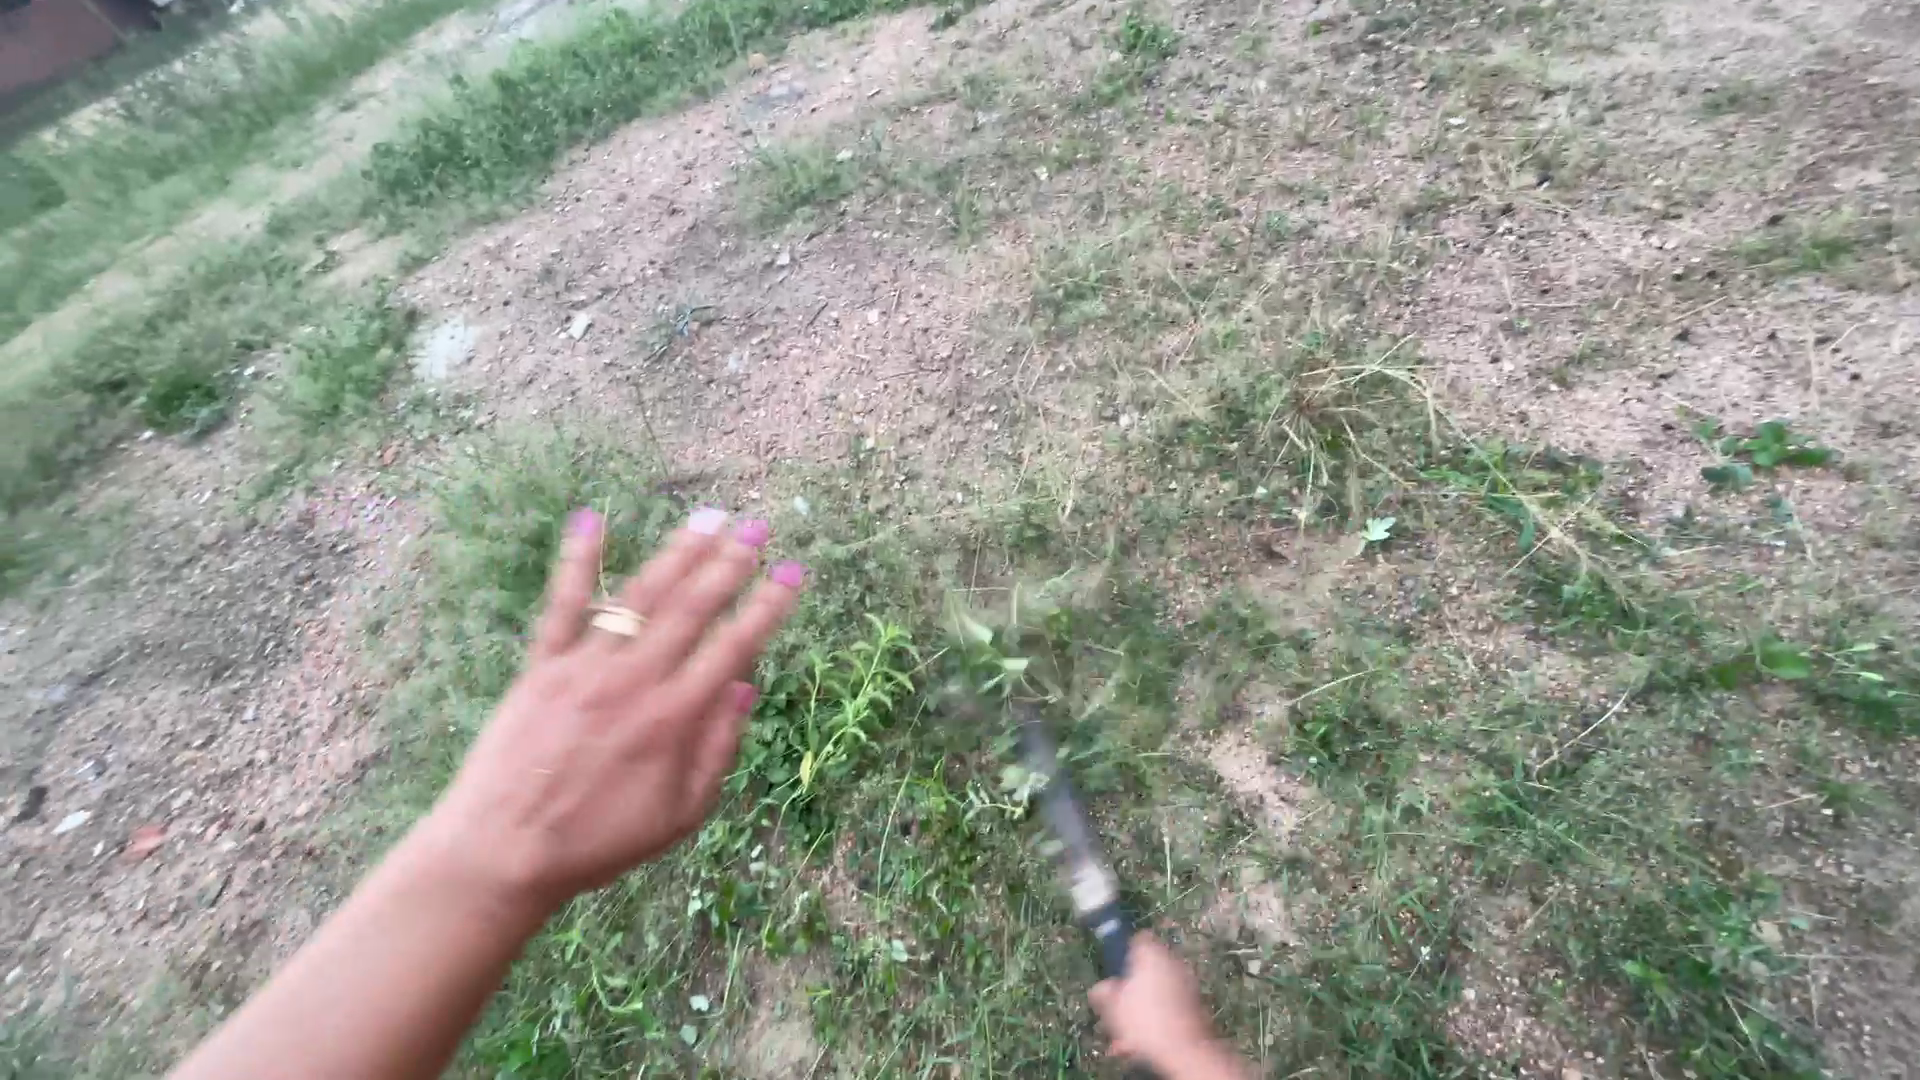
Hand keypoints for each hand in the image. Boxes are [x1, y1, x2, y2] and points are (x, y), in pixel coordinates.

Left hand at [426, 506, 804, 919]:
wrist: (500, 855)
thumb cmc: (600, 840)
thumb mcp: (682, 814)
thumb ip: (718, 748)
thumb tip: (745, 686)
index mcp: (674, 717)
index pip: (735, 645)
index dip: (768, 605)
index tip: (792, 571)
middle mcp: (634, 681)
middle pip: (692, 608)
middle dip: (731, 563)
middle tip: (758, 527)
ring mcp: (585, 668)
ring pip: (641, 597)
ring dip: (679, 553)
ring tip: (710, 517)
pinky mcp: (541, 667)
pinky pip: (563, 606)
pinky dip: (577, 562)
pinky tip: (592, 520)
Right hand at [1089, 935, 1236, 1077]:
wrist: (1186, 1051)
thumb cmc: (1145, 1020)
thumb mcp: (1112, 1006)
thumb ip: (1103, 992)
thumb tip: (1100, 988)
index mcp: (1151, 952)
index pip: (1137, 938)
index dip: (1124, 950)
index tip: (1116, 969)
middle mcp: (1171, 960)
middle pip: (1148, 967)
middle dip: (1133, 987)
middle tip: (1120, 1006)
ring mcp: (1187, 982)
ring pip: (1158, 990)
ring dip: (1144, 1006)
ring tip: (1129, 1032)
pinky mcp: (1196, 1004)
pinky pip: (1170, 1004)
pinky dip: (1159, 1016)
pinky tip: (1146, 1038)